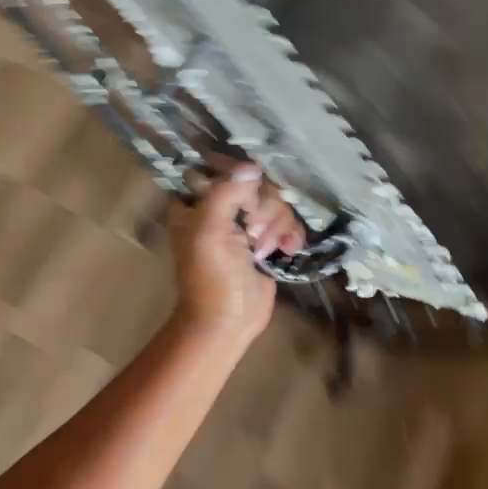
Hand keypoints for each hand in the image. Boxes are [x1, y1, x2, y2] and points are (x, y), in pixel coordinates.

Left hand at [168, 162, 304, 343]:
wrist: (228, 321)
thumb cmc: (210, 276)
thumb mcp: (208, 231)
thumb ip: (225, 193)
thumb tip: (252, 168)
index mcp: (197, 202)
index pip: (224, 169)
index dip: (242, 180)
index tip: (247, 202)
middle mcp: (222, 209)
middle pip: (258, 186)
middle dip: (263, 211)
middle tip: (254, 234)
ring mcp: (246, 226)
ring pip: (276, 204)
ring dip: (276, 226)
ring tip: (264, 251)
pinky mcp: (267, 242)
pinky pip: (288, 223)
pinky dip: (290, 235)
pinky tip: (287, 250)